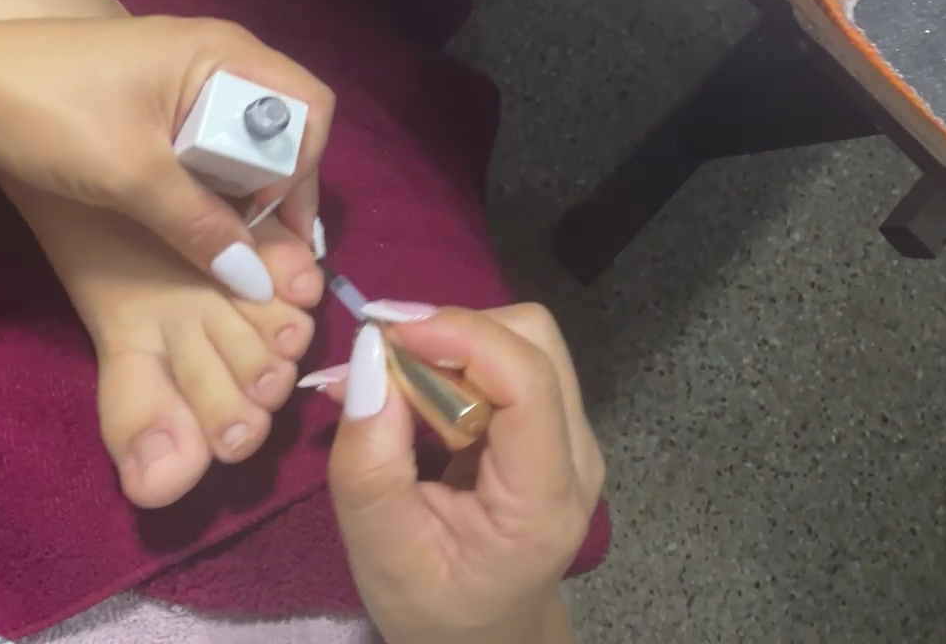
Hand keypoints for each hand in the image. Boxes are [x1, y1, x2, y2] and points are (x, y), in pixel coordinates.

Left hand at [0, 15, 332, 303]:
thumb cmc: (51, 112)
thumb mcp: (133, 176)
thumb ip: (202, 227)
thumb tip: (258, 281)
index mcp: (225, 52)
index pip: (308, 108)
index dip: (303, 169)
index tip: (273, 222)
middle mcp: (221, 53)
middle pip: (285, 122)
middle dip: (280, 184)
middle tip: (258, 240)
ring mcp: (191, 70)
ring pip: (250, 133)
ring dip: (247, 184)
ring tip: (226, 233)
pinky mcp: (163, 91)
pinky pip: (216, 133)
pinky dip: (217, 175)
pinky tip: (196, 209)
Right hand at [314, 304, 604, 643]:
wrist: (487, 637)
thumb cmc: (437, 611)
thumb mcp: (382, 556)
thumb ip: (370, 464)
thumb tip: (368, 357)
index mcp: (544, 498)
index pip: (528, 381)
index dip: (462, 336)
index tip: (386, 332)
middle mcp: (576, 452)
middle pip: (533, 340)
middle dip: (454, 333)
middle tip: (383, 358)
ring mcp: (572, 432)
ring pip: (522, 337)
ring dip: (452, 341)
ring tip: (393, 378)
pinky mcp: (552, 420)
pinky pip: (509, 357)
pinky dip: (455, 356)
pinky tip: (415, 387)